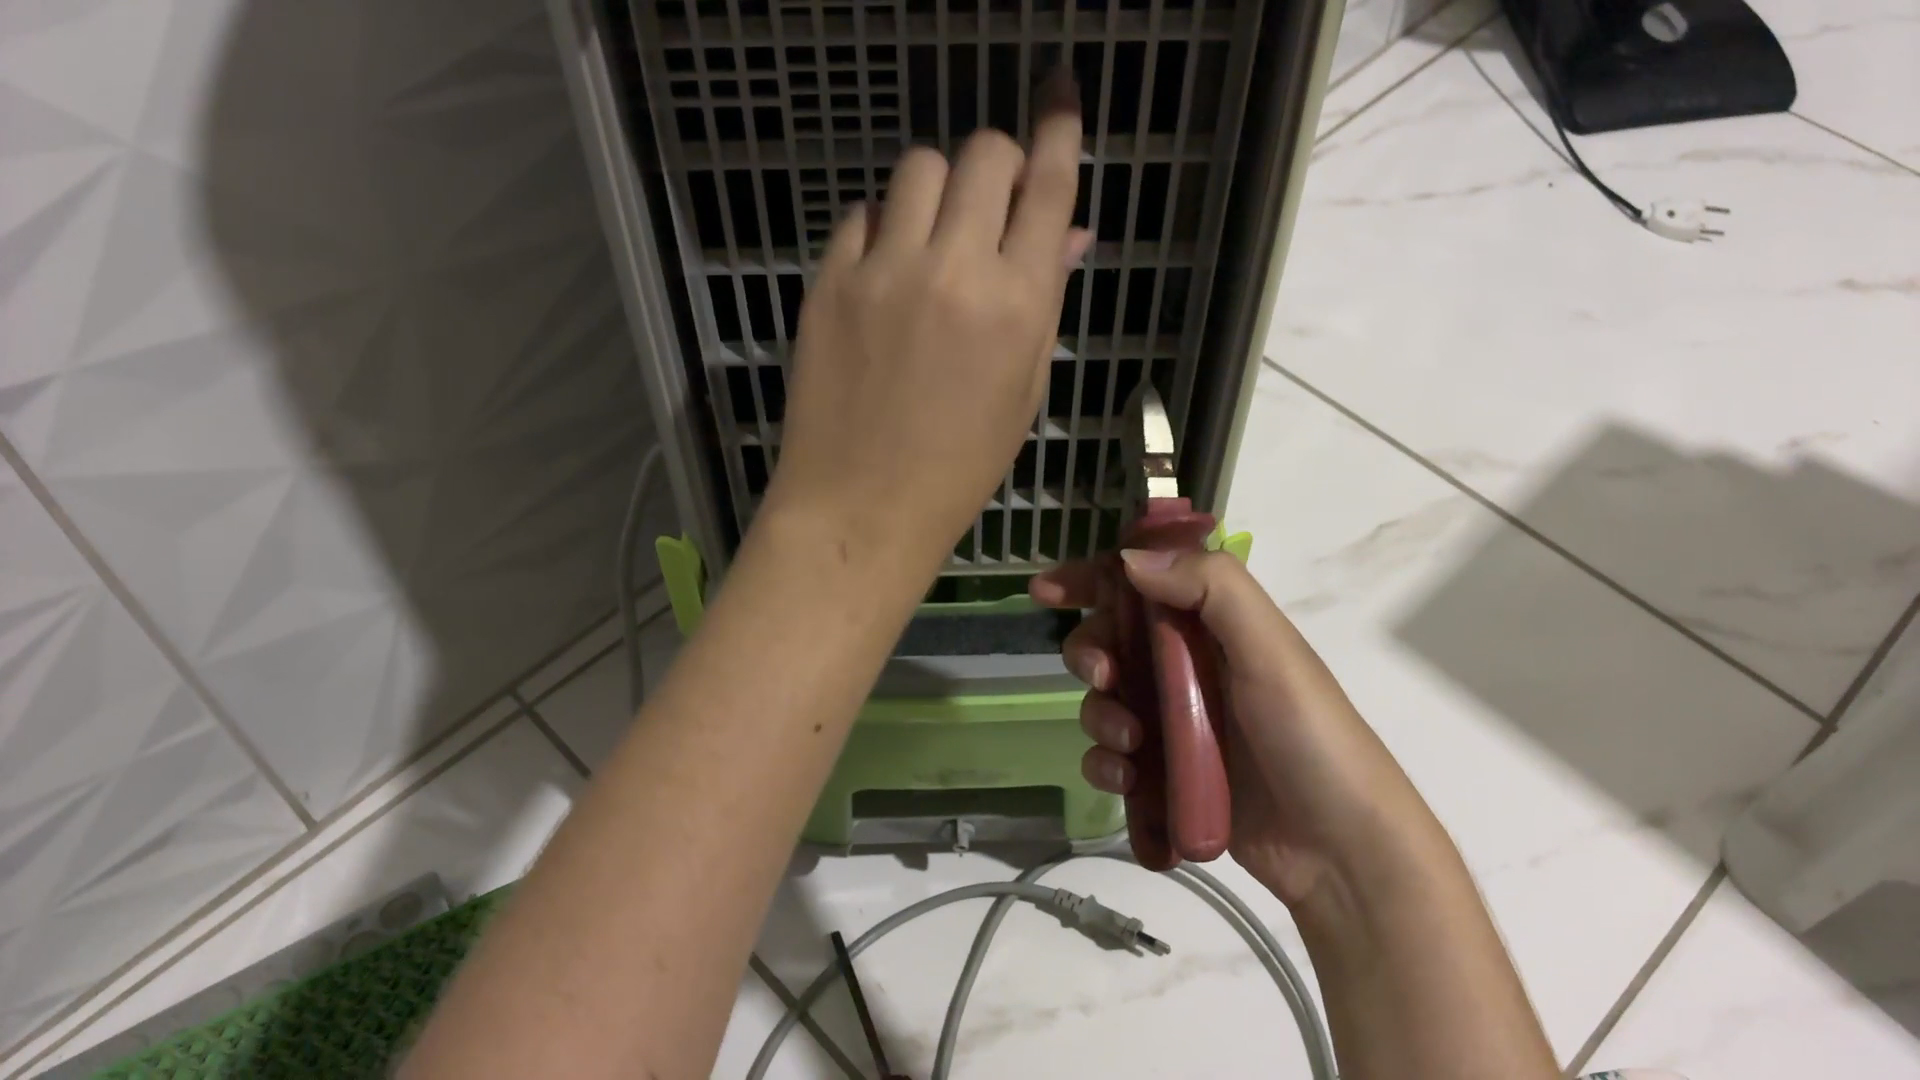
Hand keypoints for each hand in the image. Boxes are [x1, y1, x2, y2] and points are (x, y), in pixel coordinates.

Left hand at [761, 70, 1093, 572]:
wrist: (861, 509)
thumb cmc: (958, 468)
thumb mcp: (1023, 391)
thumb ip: (1043, 302)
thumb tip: (1067, 234)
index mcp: (1017, 306)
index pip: (1047, 187)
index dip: (1058, 128)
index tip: (1059, 91)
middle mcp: (954, 270)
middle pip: (981, 153)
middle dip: (996, 162)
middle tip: (992, 201)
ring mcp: (883, 271)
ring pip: (918, 169)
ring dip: (939, 188)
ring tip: (935, 238)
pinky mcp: (830, 282)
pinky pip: (861, 216)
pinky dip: (882, 227)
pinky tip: (886, 270)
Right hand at [1031, 549, 1435, 906]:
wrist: (1340, 850)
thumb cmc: (1310, 735)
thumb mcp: (1271, 649)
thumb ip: (1210, 588)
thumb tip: (1129, 558)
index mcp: (1213, 627)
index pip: (1142, 584)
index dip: (1091, 579)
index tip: (1046, 589)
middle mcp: (1189, 668)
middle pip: (1109, 644)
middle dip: (1091, 656)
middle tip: (1103, 678)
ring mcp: (1176, 724)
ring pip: (1105, 704)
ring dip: (1101, 719)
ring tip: (1132, 747)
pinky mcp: (1167, 775)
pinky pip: (1113, 761)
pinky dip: (1108, 769)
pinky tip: (1128, 784)